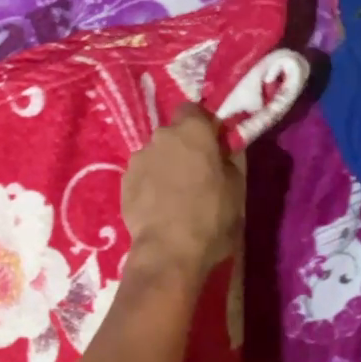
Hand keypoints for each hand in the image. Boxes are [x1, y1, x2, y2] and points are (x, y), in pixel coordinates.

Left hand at [122, 107, 242, 279]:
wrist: (168, 251)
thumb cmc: (211, 217)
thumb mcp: (237, 187)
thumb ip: (229, 157)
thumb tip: (224, 146)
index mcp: (191, 131)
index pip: (193, 110)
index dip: (202, 125)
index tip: (211, 145)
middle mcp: (160, 137)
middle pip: (172, 135)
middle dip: (182, 148)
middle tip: (195, 174)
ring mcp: (137, 159)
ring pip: (154, 155)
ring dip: (163, 167)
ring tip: (173, 196)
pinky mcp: (123, 183)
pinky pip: (141, 176)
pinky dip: (149, 185)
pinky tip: (157, 207)